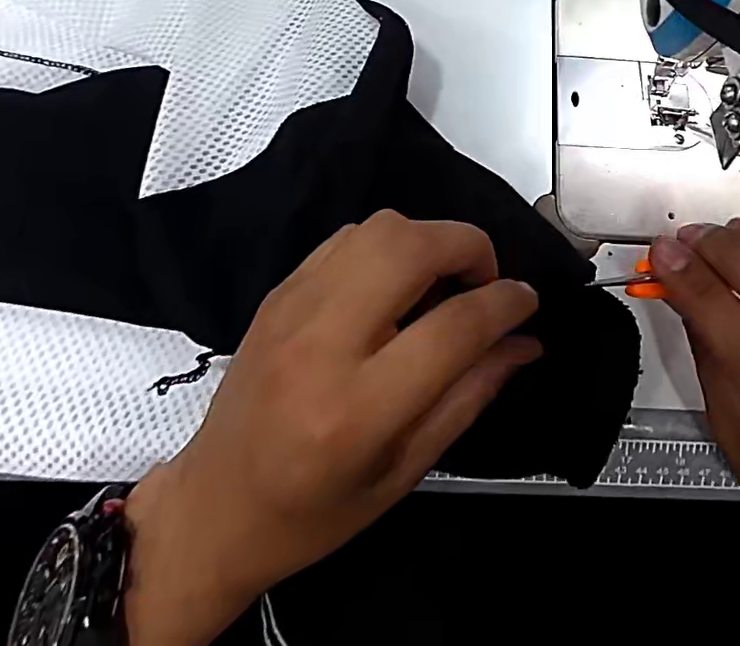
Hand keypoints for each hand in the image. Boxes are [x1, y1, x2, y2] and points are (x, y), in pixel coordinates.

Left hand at [120, 211, 541, 645]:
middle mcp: (321, 344)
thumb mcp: (406, 470)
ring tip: (442, 282)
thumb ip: (472, 394)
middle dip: (469, 248)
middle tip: (485, 281)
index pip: (453, 327)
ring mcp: (293, 307)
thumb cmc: (314, 510)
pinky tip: (396, 283)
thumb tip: (524, 341)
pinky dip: (390, 244)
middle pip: (412, 249)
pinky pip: (349, 236)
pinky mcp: (280, 291)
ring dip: (429, 240)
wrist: (212, 507)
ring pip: (380, 228)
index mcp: (357, 410)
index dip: (506, 303)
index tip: (526, 300)